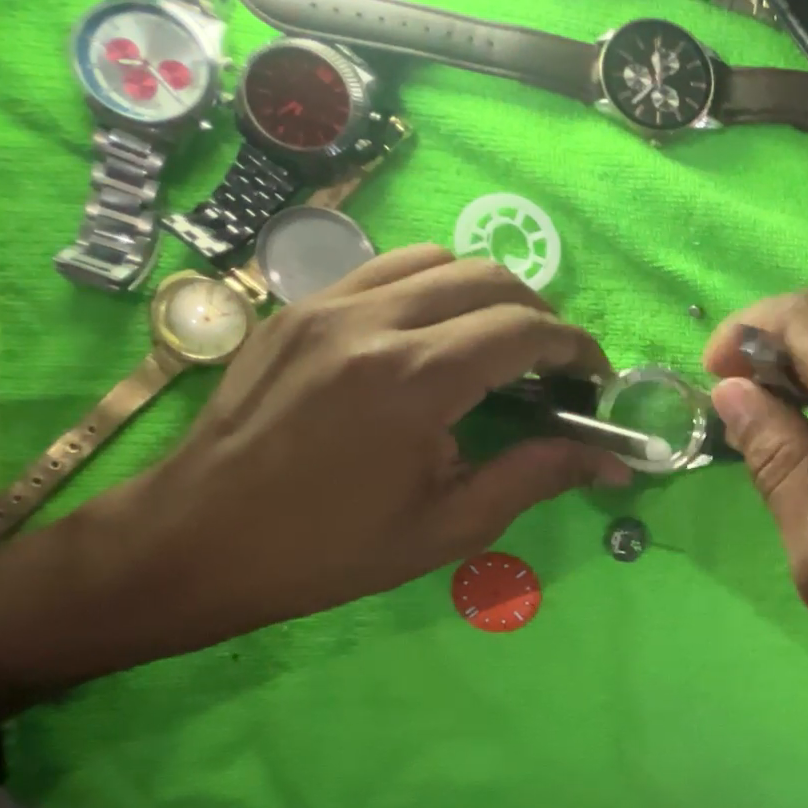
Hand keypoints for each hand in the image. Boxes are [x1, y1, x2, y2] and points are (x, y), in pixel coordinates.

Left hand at [102, 245, 629, 638]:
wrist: (193, 540)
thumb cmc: (334, 547)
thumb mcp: (453, 524)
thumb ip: (539, 475)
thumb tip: (614, 462)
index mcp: (415, 381)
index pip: (525, 330)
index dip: (578, 349)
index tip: (597, 382)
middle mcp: (372, 323)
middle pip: (490, 279)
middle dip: (543, 317)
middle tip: (557, 369)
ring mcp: (326, 307)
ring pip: (438, 260)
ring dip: (489, 296)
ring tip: (501, 347)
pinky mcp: (296, 310)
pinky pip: (385, 269)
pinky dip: (433, 289)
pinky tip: (436, 338)